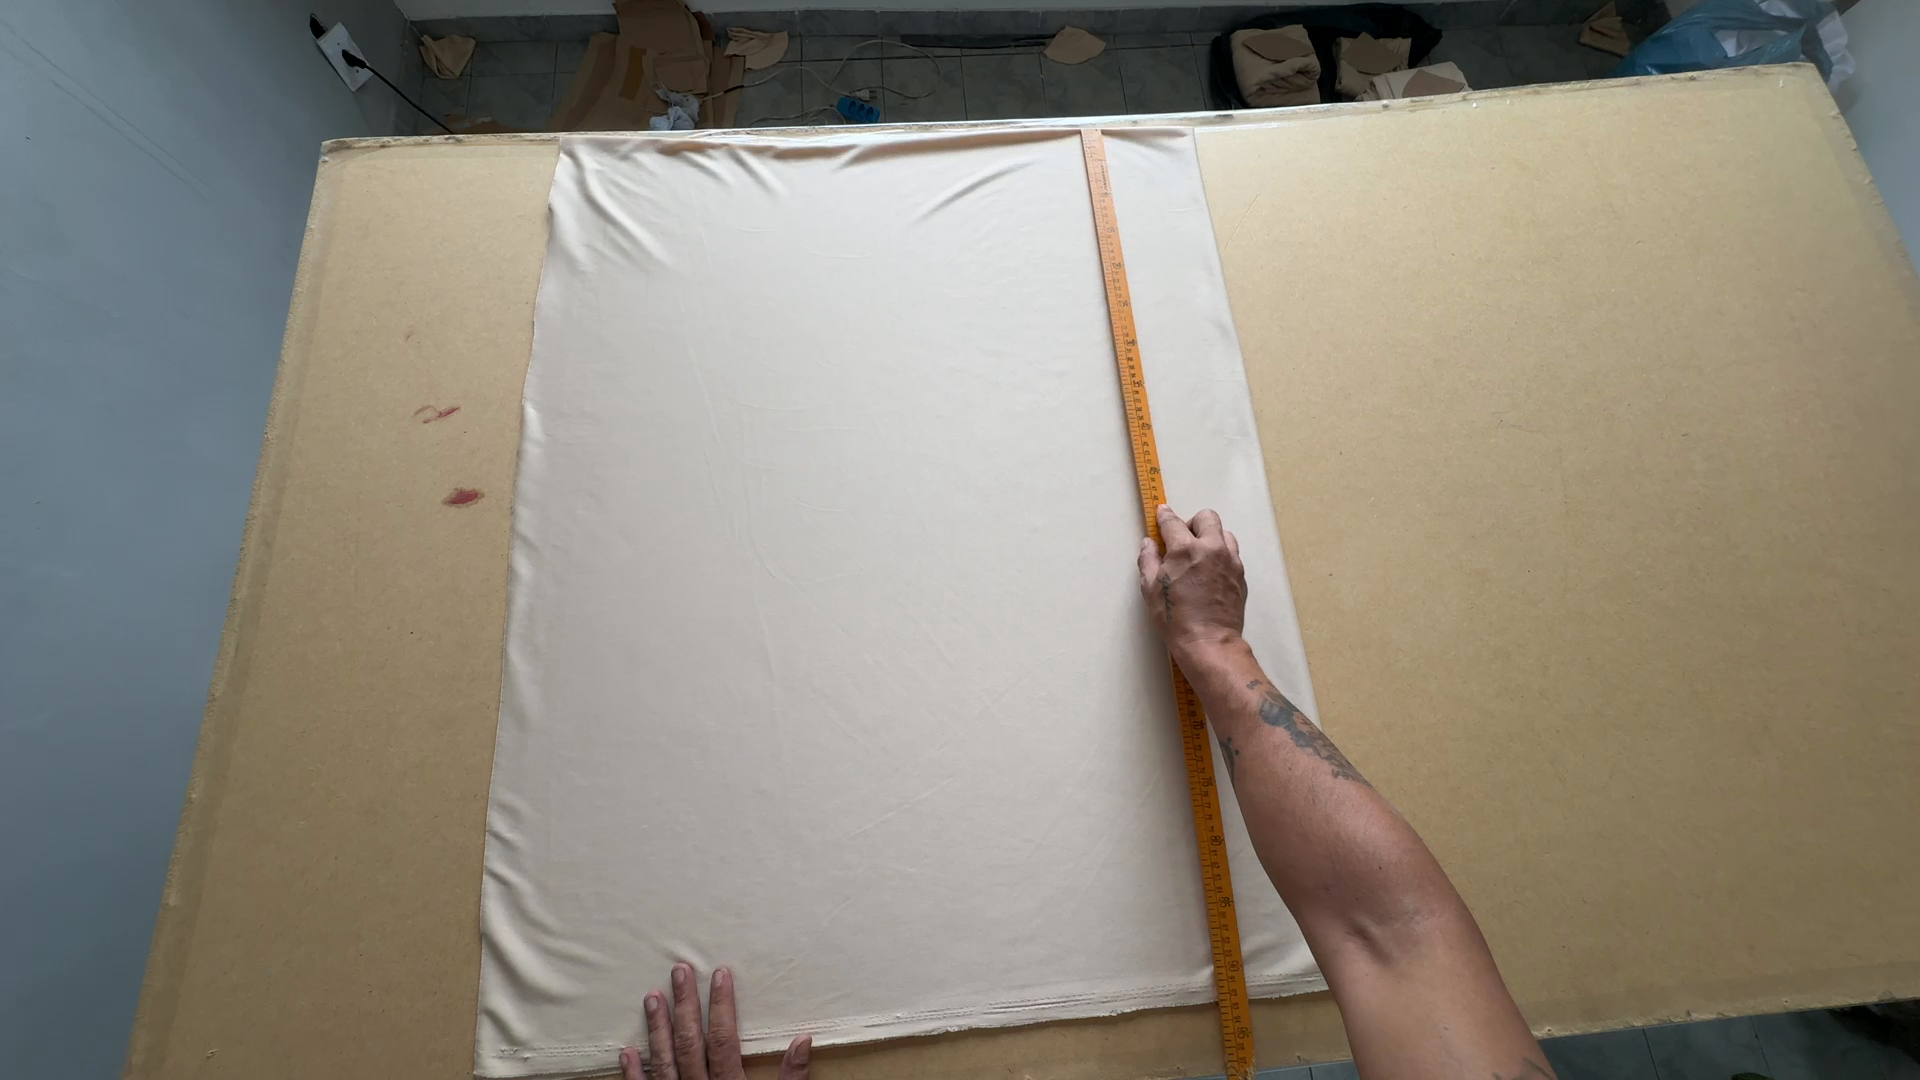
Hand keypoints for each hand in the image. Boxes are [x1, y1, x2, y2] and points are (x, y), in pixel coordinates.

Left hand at [621, 963, 810, 1079]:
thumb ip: (792, 1079)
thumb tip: (803, 1038)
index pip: (724, 1039)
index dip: (722, 1006)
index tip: (719, 973)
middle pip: (690, 1044)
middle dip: (685, 1006)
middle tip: (678, 970)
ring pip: (663, 1065)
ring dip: (657, 1030)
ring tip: (651, 997)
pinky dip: (633, 1075)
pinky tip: (627, 1050)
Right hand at [1137, 505, 1247, 664]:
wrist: (1208, 641)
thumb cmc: (1175, 617)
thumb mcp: (1150, 588)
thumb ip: (1148, 560)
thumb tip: (1148, 545)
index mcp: (1185, 549)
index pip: (1172, 522)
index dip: (1164, 516)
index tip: (1161, 513)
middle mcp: (1211, 548)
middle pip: (1206, 517)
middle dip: (1192, 523)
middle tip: (1182, 540)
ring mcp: (1230, 561)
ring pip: (1224, 533)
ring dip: (1210, 537)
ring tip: (1199, 555)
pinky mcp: (1240, 575)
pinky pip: (1232, 554)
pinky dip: (1220, 555)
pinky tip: (1210, 572)